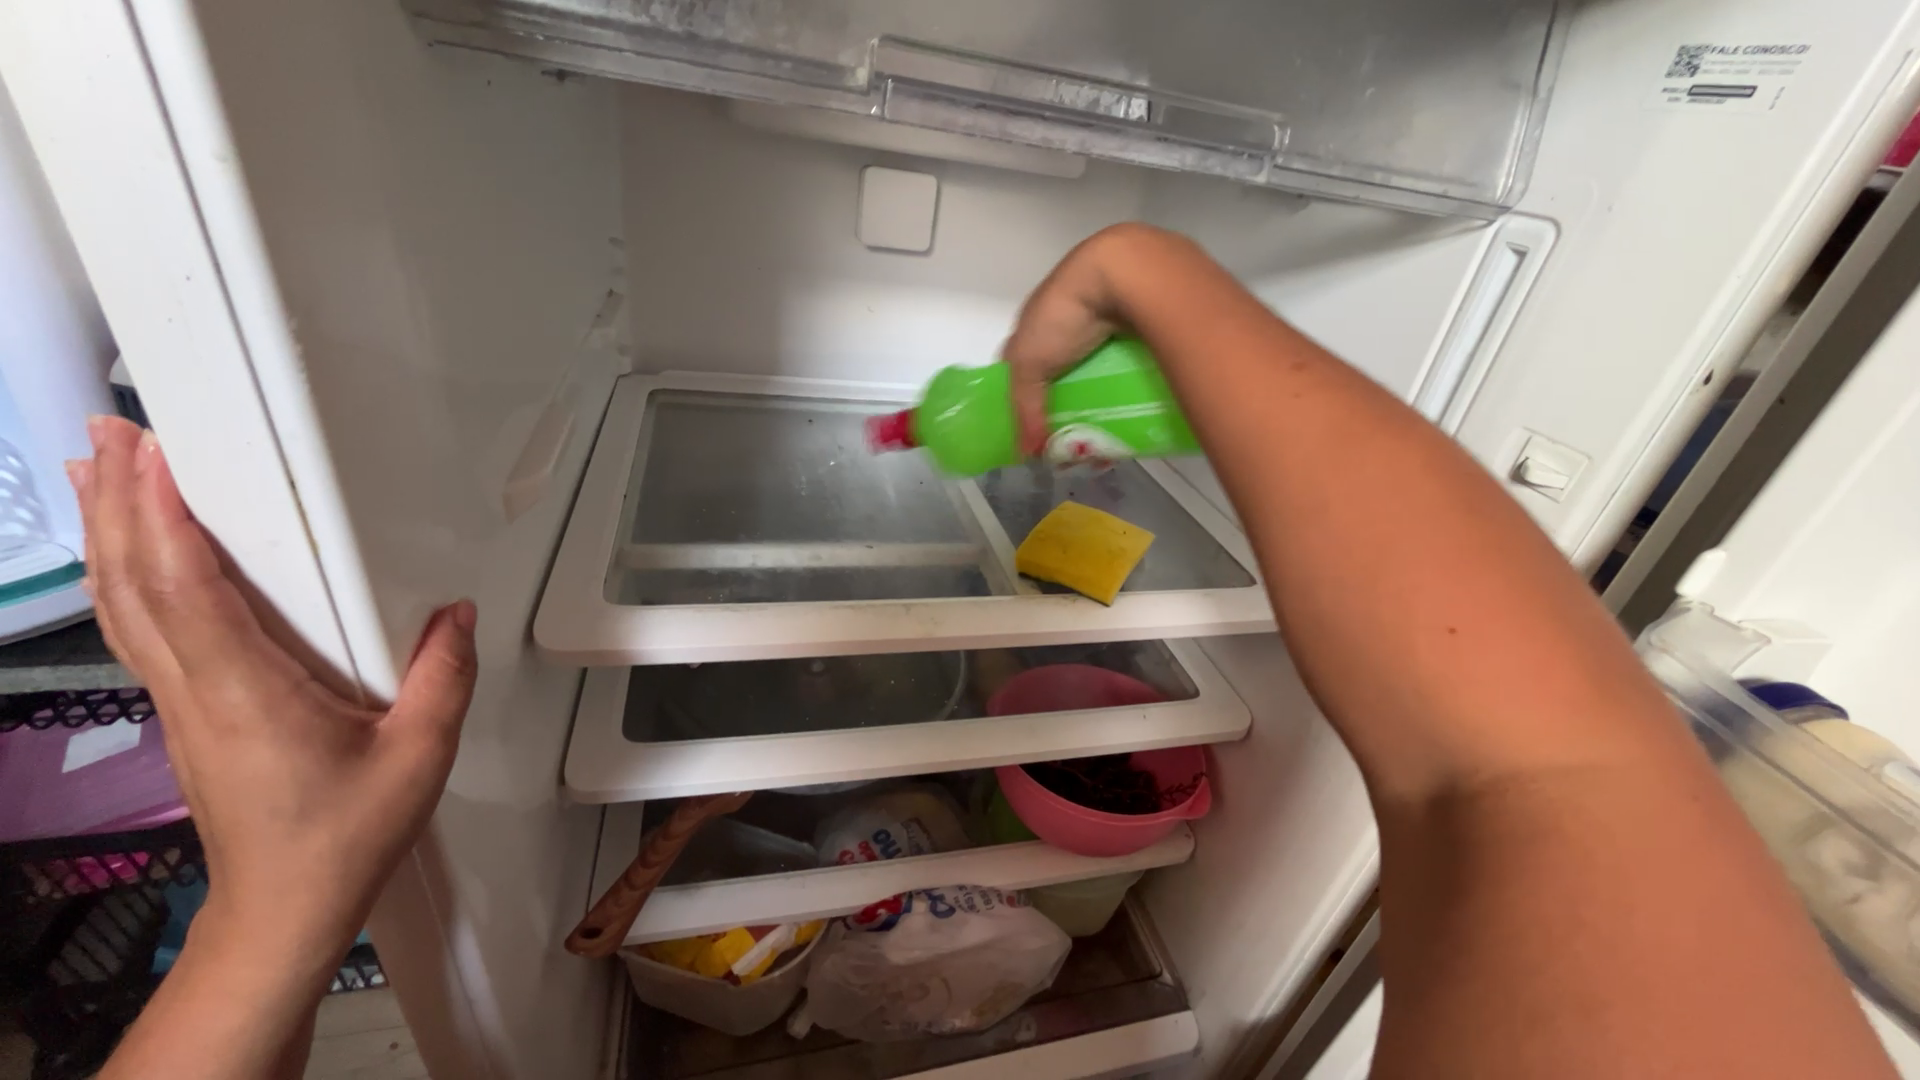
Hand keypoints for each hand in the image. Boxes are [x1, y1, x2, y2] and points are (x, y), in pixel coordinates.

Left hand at [68, 416, 476, 960]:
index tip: (154, 456)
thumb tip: (455, 612)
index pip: (187, 592)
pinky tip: (136, 559)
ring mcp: (182, 702)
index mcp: (248, 692)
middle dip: (117, 506)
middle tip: (109, 434)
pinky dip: (128, 578)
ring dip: (109, 536)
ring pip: (126, 606)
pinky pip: (142, 630)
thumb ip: (443, 676)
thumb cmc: (348, 830)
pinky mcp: (189, 713)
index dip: (163, 520)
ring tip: (99, 473)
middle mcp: (197, 689)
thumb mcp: (421, 751)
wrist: (285, 903)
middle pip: (134, 586)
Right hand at [1003, 223, 1194, 453]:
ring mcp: (1108, 319)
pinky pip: (1131, 364)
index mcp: (1037, 322)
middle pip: (1064, 372)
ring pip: (1100, 371)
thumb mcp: (1029, 364)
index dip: (1027, 396)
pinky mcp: (1140, 322)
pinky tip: (1133, 411)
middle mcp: (1071, 318)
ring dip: (1101, 401)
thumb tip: (1028, 453)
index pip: (1025, 364)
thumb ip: (1025, 408)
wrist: (1125, 274)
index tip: (1037, 430)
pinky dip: (1128, 387)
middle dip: (1068, 406)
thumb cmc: (1063, 315)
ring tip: (1108, 436)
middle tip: (1077, 442)